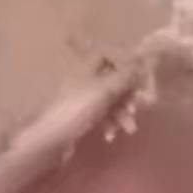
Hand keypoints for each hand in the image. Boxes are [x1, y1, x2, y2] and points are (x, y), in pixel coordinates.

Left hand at [6, 64, 138, 162]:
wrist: (51, 139)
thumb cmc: (78, 109)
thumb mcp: (105, 89)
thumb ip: (126, 76)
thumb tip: (141, 65)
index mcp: (87, 67)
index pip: (107, 54)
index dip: (123, 62)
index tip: (138, 76)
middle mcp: (84, 79)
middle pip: (112, 79)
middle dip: (127, 95)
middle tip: (137, 108)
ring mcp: (81, 98)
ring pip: (109, 99)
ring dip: (121, 113)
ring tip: (129, 128)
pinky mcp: (80, 116)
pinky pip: (101, 115)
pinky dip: (109, 123)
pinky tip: (110, 136)